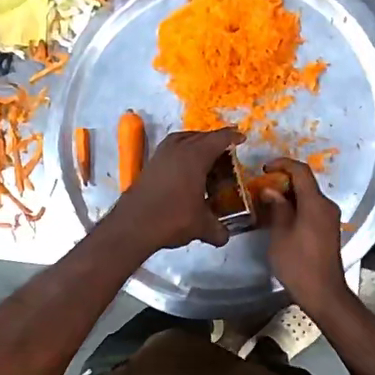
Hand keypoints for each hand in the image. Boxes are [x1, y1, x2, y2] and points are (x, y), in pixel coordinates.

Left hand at [101, 127, 242, 252]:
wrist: (133, 224)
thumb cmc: (172, 218)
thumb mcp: (201, 226)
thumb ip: (217, 230)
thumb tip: (225, 237)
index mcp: (195, 156)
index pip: (219, 139)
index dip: (232, 137)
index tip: (241, 138)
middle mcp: (178, 148)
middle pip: (201, 136)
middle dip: (215, 141)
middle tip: (226, 153)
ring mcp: (161, 154)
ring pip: (183, 140)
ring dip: (195, 144)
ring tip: (206, 158)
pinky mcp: (150, 164)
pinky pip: (171, 149)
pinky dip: (181, 152)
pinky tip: (185, 169)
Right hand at [255, 158, 346, 306]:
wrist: (322, 292)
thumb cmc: (298, 264)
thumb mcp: (280, 235)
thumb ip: (277, 208)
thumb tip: (271, 191)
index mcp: (315, 203)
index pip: (301, 171)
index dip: (283, 164)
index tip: (265, 168)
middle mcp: (327, 206)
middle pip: (306, 183)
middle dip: (284, 180)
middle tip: (262, 186)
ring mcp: (330, 218)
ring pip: (308, 196)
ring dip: (289, 194)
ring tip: (267, 201)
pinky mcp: (328, 229)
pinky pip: (312, 208)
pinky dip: (297, 206)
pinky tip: (281, 216)